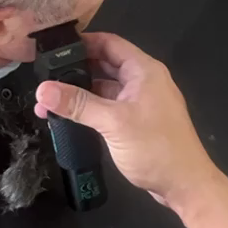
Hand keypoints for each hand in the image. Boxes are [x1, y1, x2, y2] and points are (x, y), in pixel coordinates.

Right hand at [34, 32, 224, 208]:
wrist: (185, 185)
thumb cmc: (156, 147)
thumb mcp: (113, 122)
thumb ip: (77, 104)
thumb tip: (42, 89)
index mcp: (144, 70)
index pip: (109, 43)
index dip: (82, 41)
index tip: (53, 46)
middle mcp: (143, 81)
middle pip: (105, 64)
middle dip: (75, 69)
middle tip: (44, 74)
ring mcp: (140, 102)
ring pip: (104, 88)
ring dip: (79, 93)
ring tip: (48, 100)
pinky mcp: (136, 122)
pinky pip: (108, 107)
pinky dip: (89, 109)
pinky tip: (67, 116)